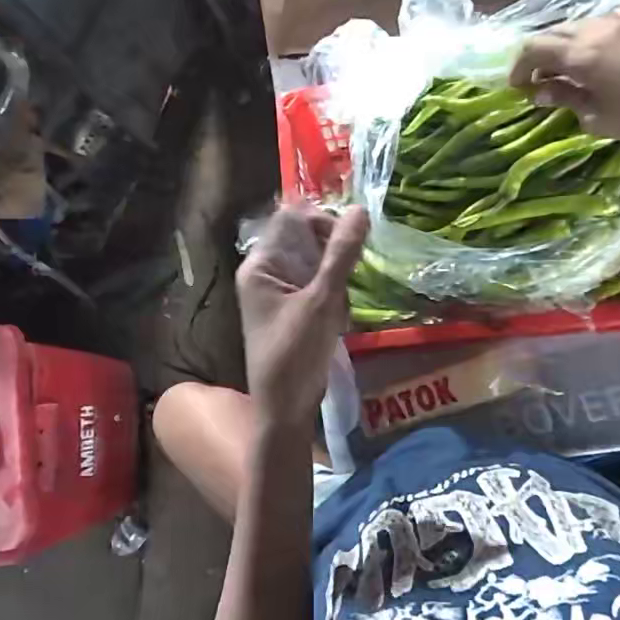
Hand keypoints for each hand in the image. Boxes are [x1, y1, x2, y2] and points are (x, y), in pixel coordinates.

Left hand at [236, 203, 369, 425]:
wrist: (285, 409)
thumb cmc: (296, 354)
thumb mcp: (321, 302)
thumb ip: (341, 254)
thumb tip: (360, 210)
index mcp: (260, 265)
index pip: (292, 219)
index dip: (323, 222)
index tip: (351, 241)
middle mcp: (265, 273)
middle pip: (305, 241)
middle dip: (333, 255)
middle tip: (348, 279)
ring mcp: (279, 293)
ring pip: (316, 265)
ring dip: (336, 279)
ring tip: (339, 307)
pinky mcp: (293, 310)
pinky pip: (317, 286)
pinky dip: (333, 296)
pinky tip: (338, 319)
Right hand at [509, 11, 619, 140]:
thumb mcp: (603, 118)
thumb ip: (569, 101)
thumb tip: (543, 92)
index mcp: (579, 53)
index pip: (532, 49)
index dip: (518, 67)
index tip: (518, 88)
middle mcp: (596, 27)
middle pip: (553, 31)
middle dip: (540, 55)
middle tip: (542, 80)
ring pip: (581, 25)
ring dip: (568, 45)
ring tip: (574, 70)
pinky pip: (608, 23)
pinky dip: (594, 39)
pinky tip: (608, 58)